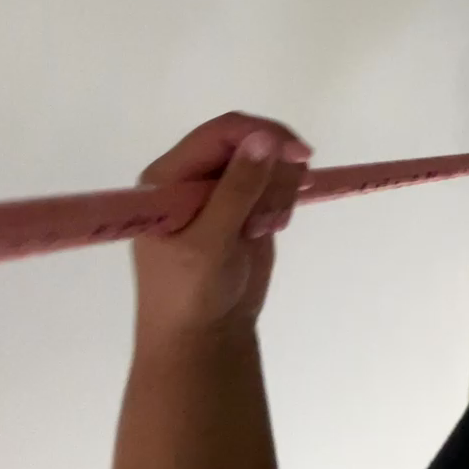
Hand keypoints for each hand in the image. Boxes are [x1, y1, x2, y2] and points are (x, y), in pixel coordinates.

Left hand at [131, 112, 310, 343]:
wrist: (206, 336)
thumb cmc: (191, 294)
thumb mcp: (210, 243)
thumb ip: (238, 189)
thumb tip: (265, 139)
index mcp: (168, 178)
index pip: (220, 132)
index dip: (262, 134)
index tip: (299, 155)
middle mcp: (194, 175)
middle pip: (251, 140)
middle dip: (274, 170)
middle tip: (279, 208)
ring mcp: (221, 188)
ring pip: (271, 159)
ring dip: (279, 191)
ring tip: (263, 228)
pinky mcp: (246, 202)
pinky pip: (279, 179)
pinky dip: (284, 199)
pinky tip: (269, 228)